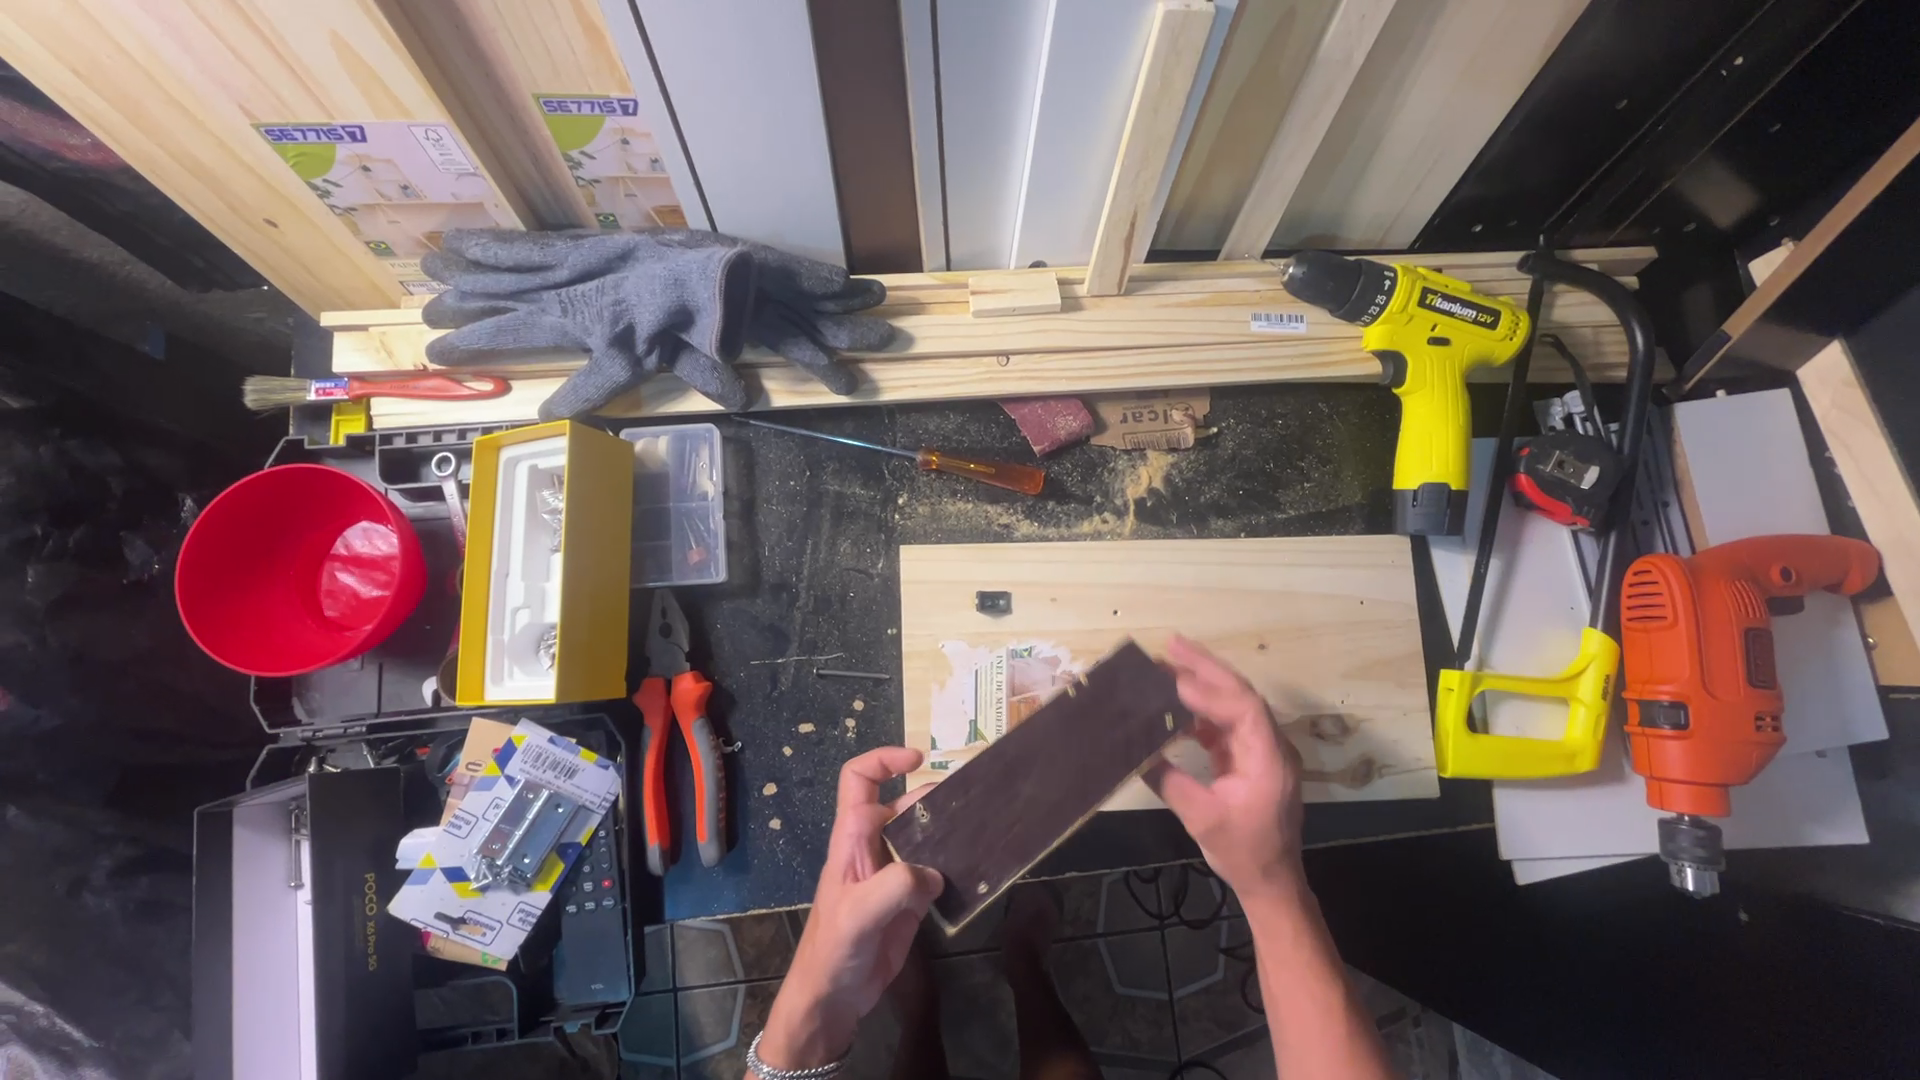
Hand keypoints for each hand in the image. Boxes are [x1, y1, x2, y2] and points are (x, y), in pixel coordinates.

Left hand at [758, 747, 942, 1068]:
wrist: (832, 999)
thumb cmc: (834, 948)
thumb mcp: (859, 912)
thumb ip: (896, 884)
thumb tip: (935, 873)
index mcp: (852, 837)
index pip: (860, 780)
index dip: (884, 760)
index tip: (918, 758)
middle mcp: (874, 846)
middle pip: (903, 804)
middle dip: (932, 796)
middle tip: (969, 800)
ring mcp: (893, 873)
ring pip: (922, 835)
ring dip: (947, 829)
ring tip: (978, 827)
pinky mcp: (910, 899)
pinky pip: (935, 869)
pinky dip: (953, 863)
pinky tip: (974, 867)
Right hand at [1148, 636, 1305, 901]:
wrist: (1271, 879)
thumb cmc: (1243, 851)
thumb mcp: (1201, 818)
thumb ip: (1169, 780)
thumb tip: (1136, 752)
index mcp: (1268, 758)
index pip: (1244, 710)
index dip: (1210, 691)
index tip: (1175, 680)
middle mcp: (1270, 744)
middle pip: (1240, 693)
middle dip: (1206, 667)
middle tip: (1171, 644)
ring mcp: (1261, 747)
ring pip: (1233, 702)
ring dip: (1203, 681)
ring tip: (1168, 662)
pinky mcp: (1248, 755)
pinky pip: (1225, 720)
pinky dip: (1201, 706)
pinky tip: (1175, 700)